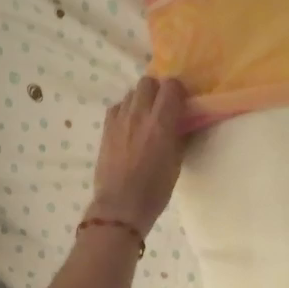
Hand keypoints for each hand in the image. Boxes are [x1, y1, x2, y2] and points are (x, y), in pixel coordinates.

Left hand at [91, 76, 187, 232]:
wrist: (120, 206)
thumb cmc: (154, 191)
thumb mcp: (176, 164)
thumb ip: (179, 136)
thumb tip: (182, 122)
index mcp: (161, 123)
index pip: (171, 86)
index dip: (178, 92)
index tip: (181, 103)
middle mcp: (139, 114)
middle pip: (148, 82)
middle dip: (158, 90)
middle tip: (163, 107)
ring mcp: (120, 119)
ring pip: (132, 92)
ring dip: (142, 100)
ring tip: (145, 117)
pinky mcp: (106, 127)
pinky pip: (118, 106)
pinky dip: (126, 110)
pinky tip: (130, 125)